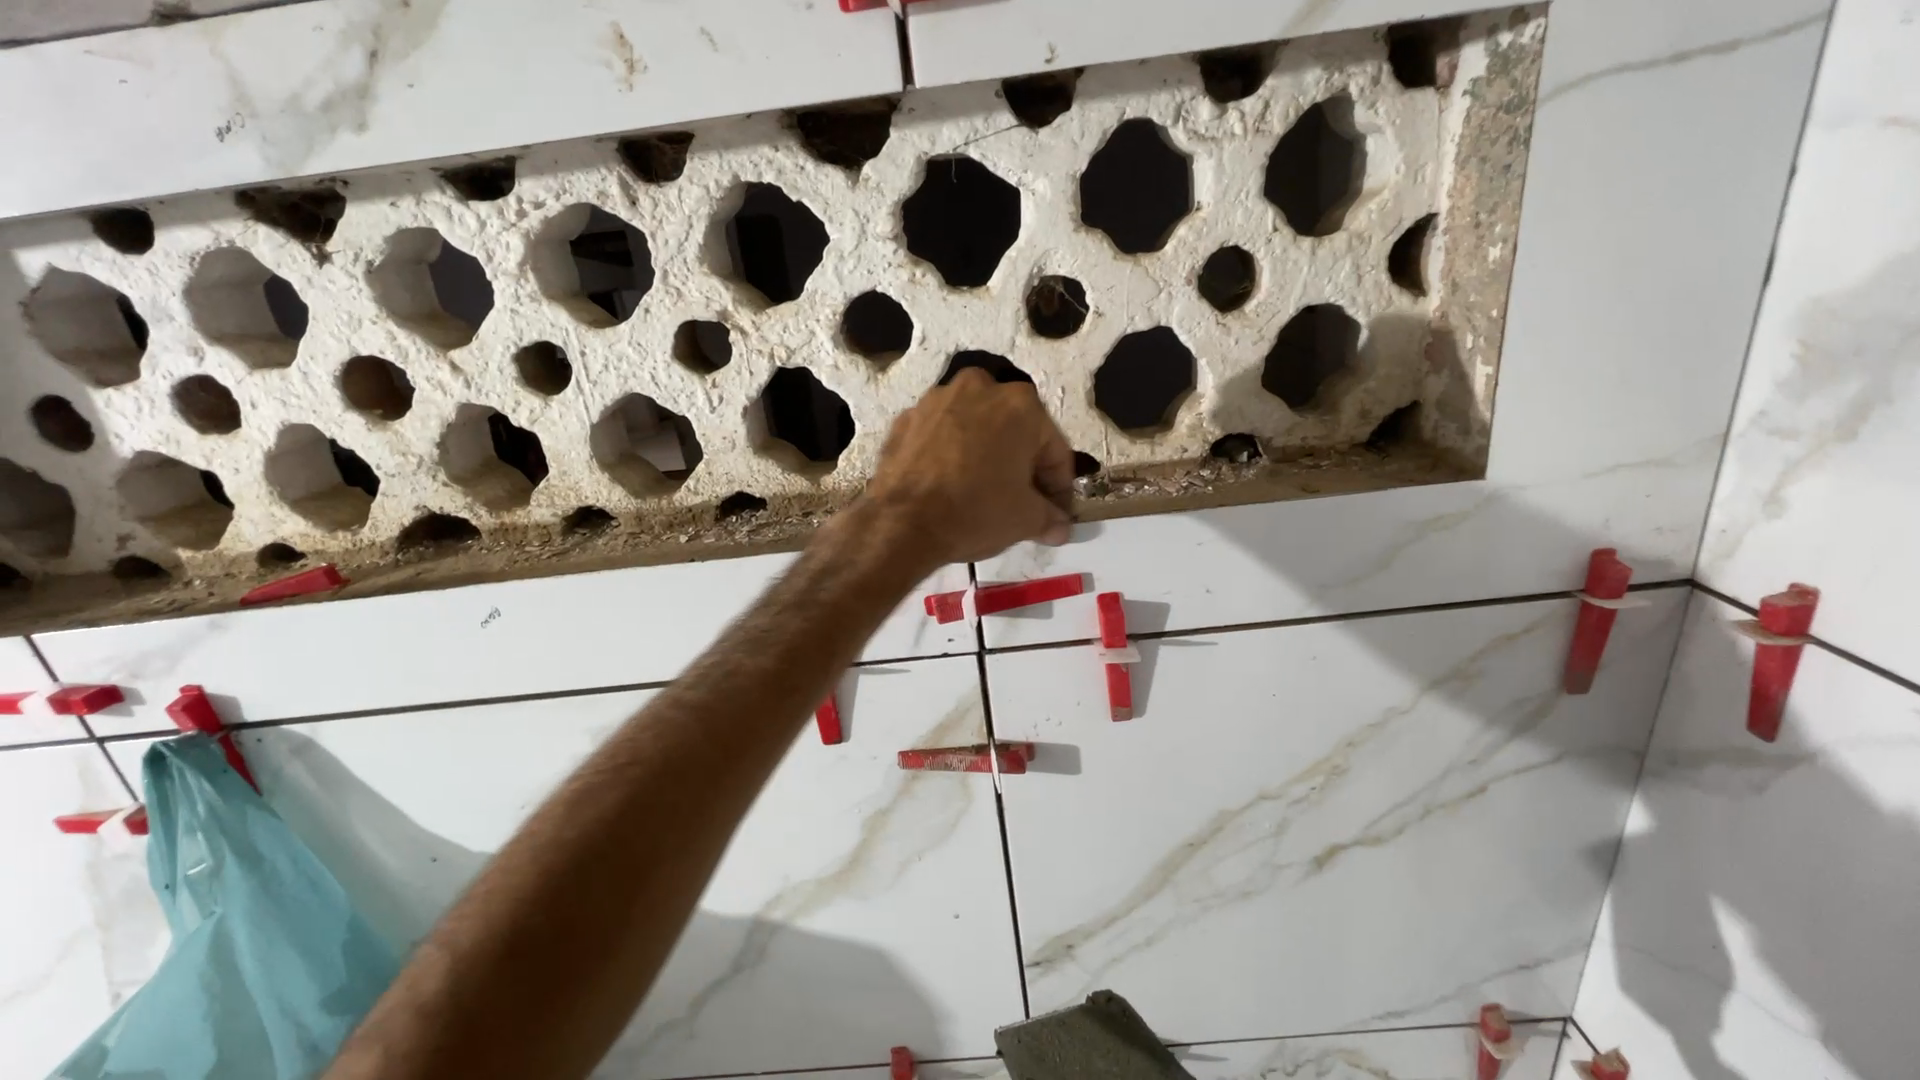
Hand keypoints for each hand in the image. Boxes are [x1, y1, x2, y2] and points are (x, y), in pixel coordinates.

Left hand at [864, 367, 1075, 564]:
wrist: (902, 522)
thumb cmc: (976, 511)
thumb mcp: (1025, 520)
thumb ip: (1049, 517)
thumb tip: (1059, 527)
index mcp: (1020, 404)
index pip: (1054, 450)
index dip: (1060, 487)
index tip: (1058, 513)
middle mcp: (980, 388)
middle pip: (1014, 430)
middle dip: (1022, 465)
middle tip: (1024, 501)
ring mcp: (937, 399)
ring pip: (975, 427)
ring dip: (985, 453)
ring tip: (985, 491)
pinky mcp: (905, 419)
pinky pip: (941, 436)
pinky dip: (950, 455)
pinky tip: (950, 485)